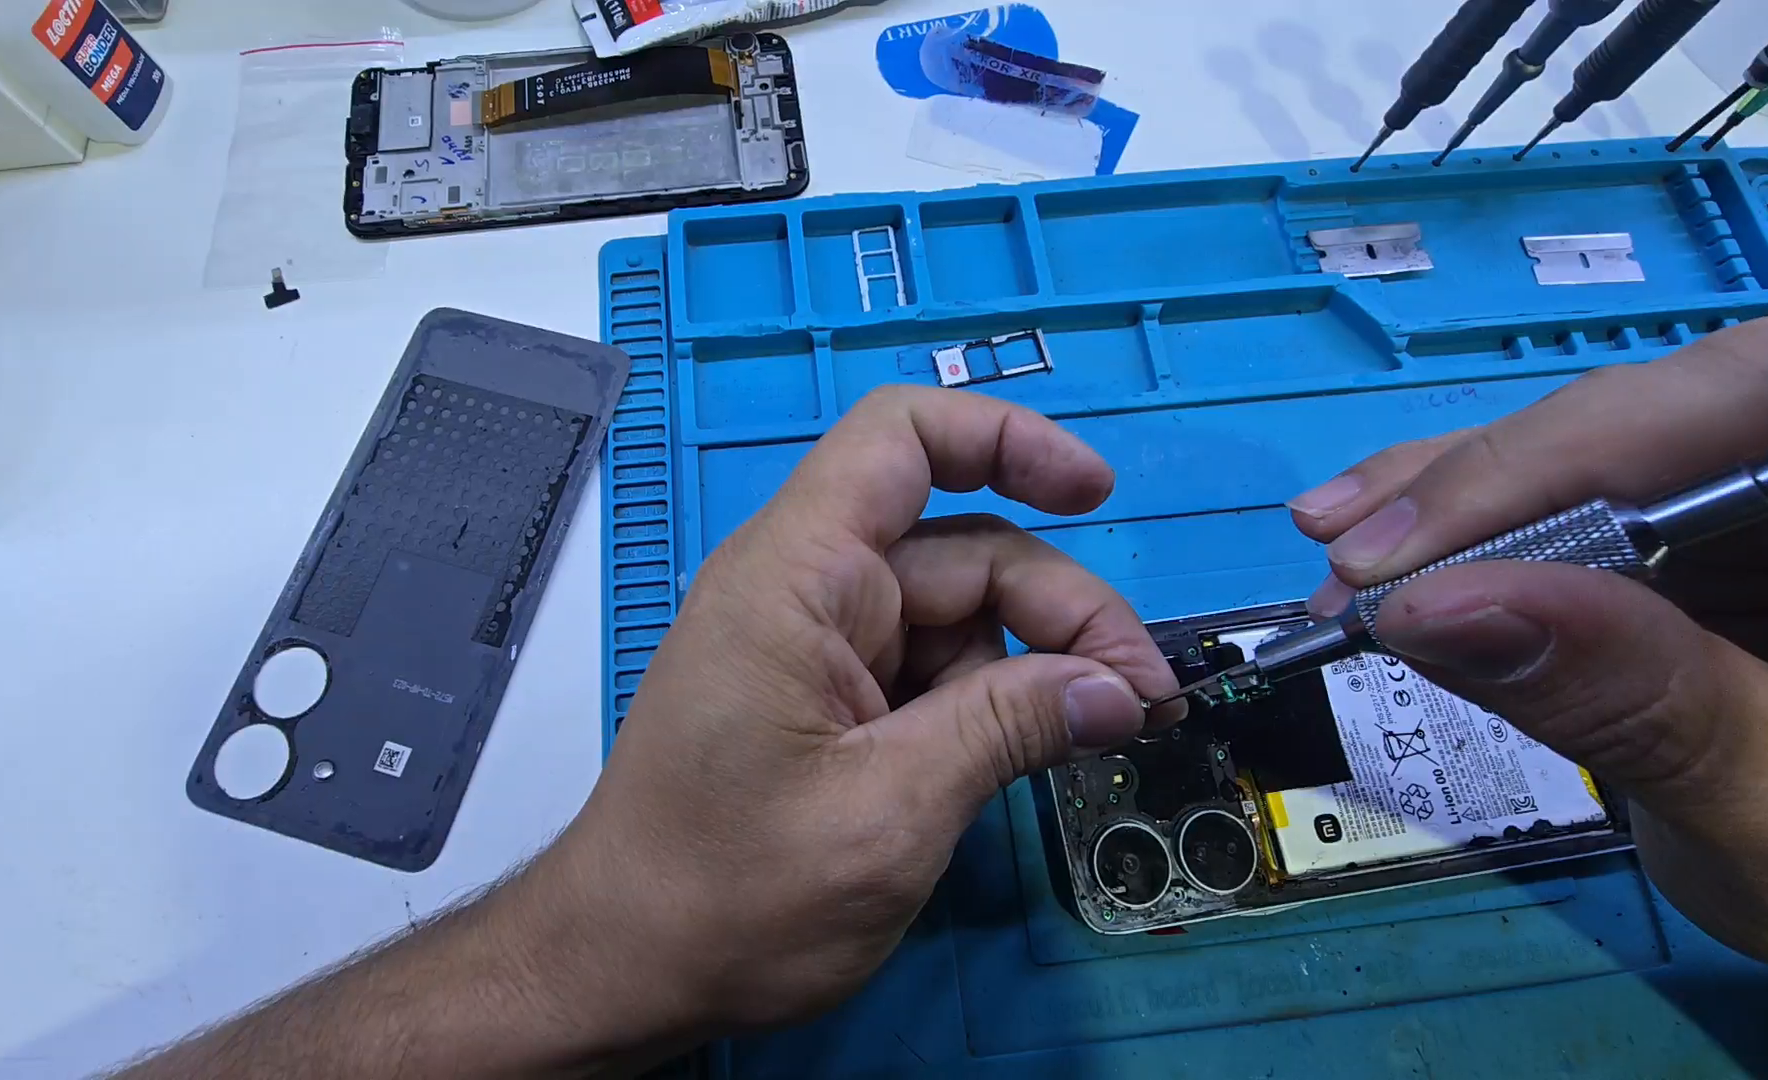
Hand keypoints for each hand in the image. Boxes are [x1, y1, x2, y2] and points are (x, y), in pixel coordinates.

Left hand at [543, 387, 1180, 1033]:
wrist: (628, 964)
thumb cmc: (729, 893)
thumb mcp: (888, 812)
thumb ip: (1006, 730)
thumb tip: (1121, 691)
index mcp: (797, 575)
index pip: (898, 440)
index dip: (1002, 438)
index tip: (1093, 492)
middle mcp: (811, 587)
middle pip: (962, 548)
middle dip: (1061, 608)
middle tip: (1139, 698)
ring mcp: (825, 642)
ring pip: (962, 612)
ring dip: (1037, 664)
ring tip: (1095, 733)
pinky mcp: (837, 692)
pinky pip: (936, 667)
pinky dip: (993, 699)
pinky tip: (1029, 749)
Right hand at [1288, 316, 1767, 967]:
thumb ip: (1631, 699)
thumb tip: (1423, 608)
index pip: (1756, 395)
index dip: (1570, 446)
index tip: (1411, 546)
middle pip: (1644, 411)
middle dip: (1475, 481)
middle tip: (1348, 557)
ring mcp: (1746, 496)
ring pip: (1575, 445)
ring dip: (1435, 498)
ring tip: (1332, 545)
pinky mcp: (1674, 532)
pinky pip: (1545, 499)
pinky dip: (1448, 530)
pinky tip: (1372, 557)